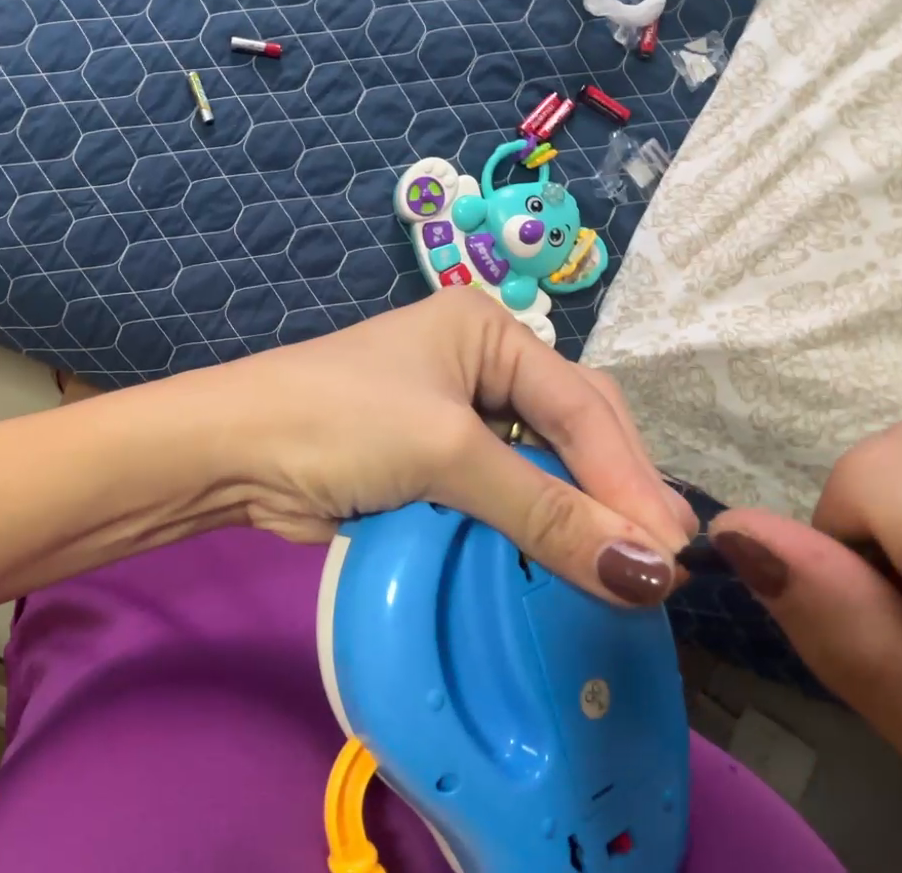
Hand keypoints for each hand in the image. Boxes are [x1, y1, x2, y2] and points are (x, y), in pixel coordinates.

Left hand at [188, 288, 696, 605]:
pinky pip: (499, 495)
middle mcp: (477, 364)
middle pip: (569, 430)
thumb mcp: (446, 452)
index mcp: (486, 331)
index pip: (580, 403)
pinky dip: (530, 527)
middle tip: (660, 562)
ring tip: (629, 569)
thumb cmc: (339, 421)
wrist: (232, 450)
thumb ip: (543, 509)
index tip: (669, 548)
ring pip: (537, 466)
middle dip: (611, 490)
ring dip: (576, 514)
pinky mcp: (430, 462)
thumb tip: (646, 571)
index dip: (627, 476)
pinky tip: (566, 560)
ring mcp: (452, 414)